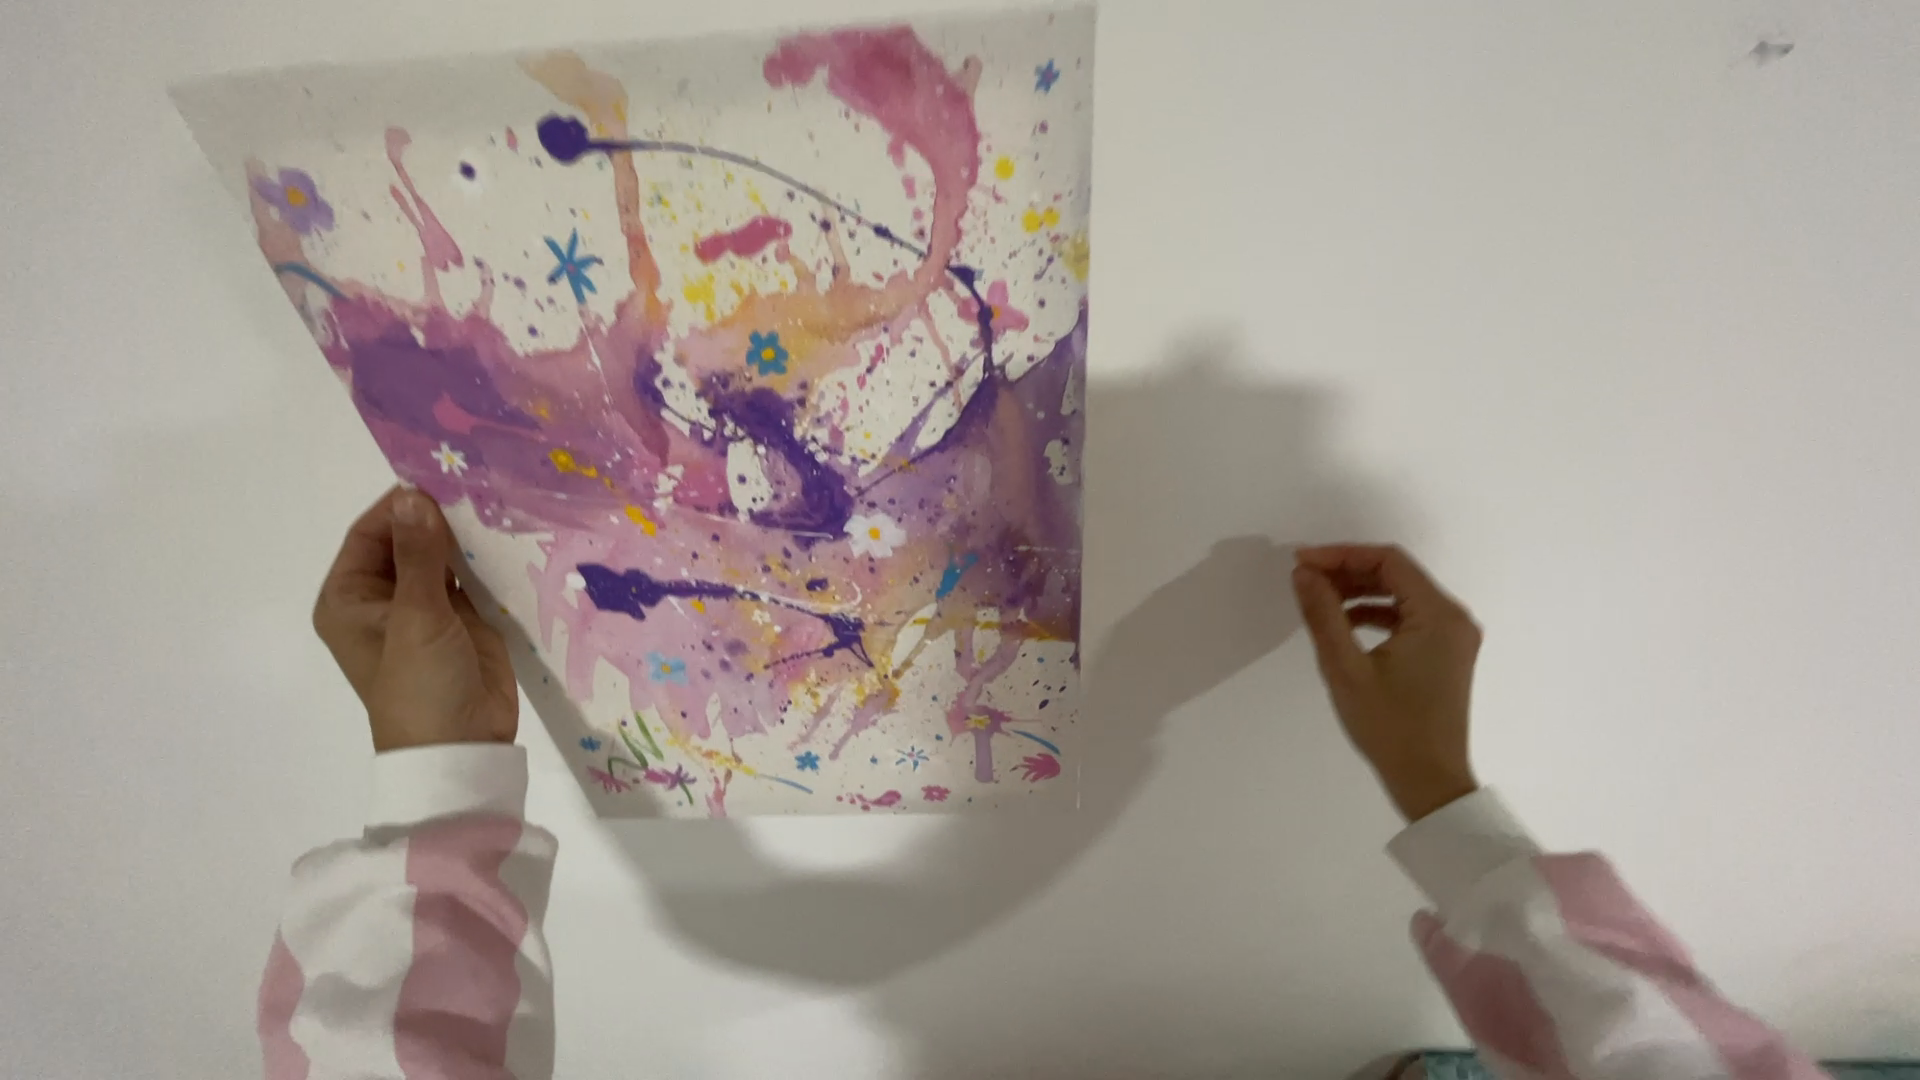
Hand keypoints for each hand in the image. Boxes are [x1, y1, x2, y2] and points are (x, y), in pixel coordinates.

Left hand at [312, 487, 518, 751]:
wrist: (461, 744)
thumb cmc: (420, 684)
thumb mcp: (417, 617)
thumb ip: (419, 556)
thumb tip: (414, 495)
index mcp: (351, 597)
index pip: (371, 534)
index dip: (402, 505)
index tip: (444, 475)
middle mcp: (385, 598)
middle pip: (409, 542)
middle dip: (440, 517)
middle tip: (483, 484)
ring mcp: (428, 609)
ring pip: (444, 559)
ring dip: (466, 537)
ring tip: (504, 503)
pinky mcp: (465, 620)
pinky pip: (473, 579)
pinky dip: (487, 561)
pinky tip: (513, 538)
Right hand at [1291, 544, 1480, 821]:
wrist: (1428, 780)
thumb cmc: (1388, 725)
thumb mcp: (1345, 667)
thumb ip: (1323, 613)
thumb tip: (1303, 572)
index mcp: (1438, 616)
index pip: (1388, 562)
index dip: (1340, 555)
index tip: (1301, 562)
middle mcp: (1453, 618)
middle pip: (1396, 573)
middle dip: (1347, 569)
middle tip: (1304, 577)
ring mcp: (1452, 636)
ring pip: (1400, 593)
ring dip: (1358, 589)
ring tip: (1318, 597)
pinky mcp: (1444, 652)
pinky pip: (1406, 615)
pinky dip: (1373, 610)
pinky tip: (1343, 621)